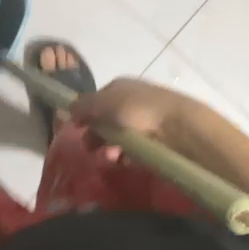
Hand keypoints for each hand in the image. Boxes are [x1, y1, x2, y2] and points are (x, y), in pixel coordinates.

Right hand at [67, 77, 218, 158]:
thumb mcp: (103, 104)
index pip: (95, 100)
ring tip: (112, 159)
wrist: (179, 127)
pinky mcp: (157, 139)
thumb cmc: (136, 111)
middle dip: (97, 136)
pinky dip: (127, 156)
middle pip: (107, 120)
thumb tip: (69, 109)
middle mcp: (132, 99)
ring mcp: (146, 119)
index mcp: (119, 86)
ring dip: (111, 148)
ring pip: (120, 136)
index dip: (85, 115)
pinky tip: (126, 162)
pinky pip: (135, 148)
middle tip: (92, 150)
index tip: (78, 130)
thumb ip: (83, 106)